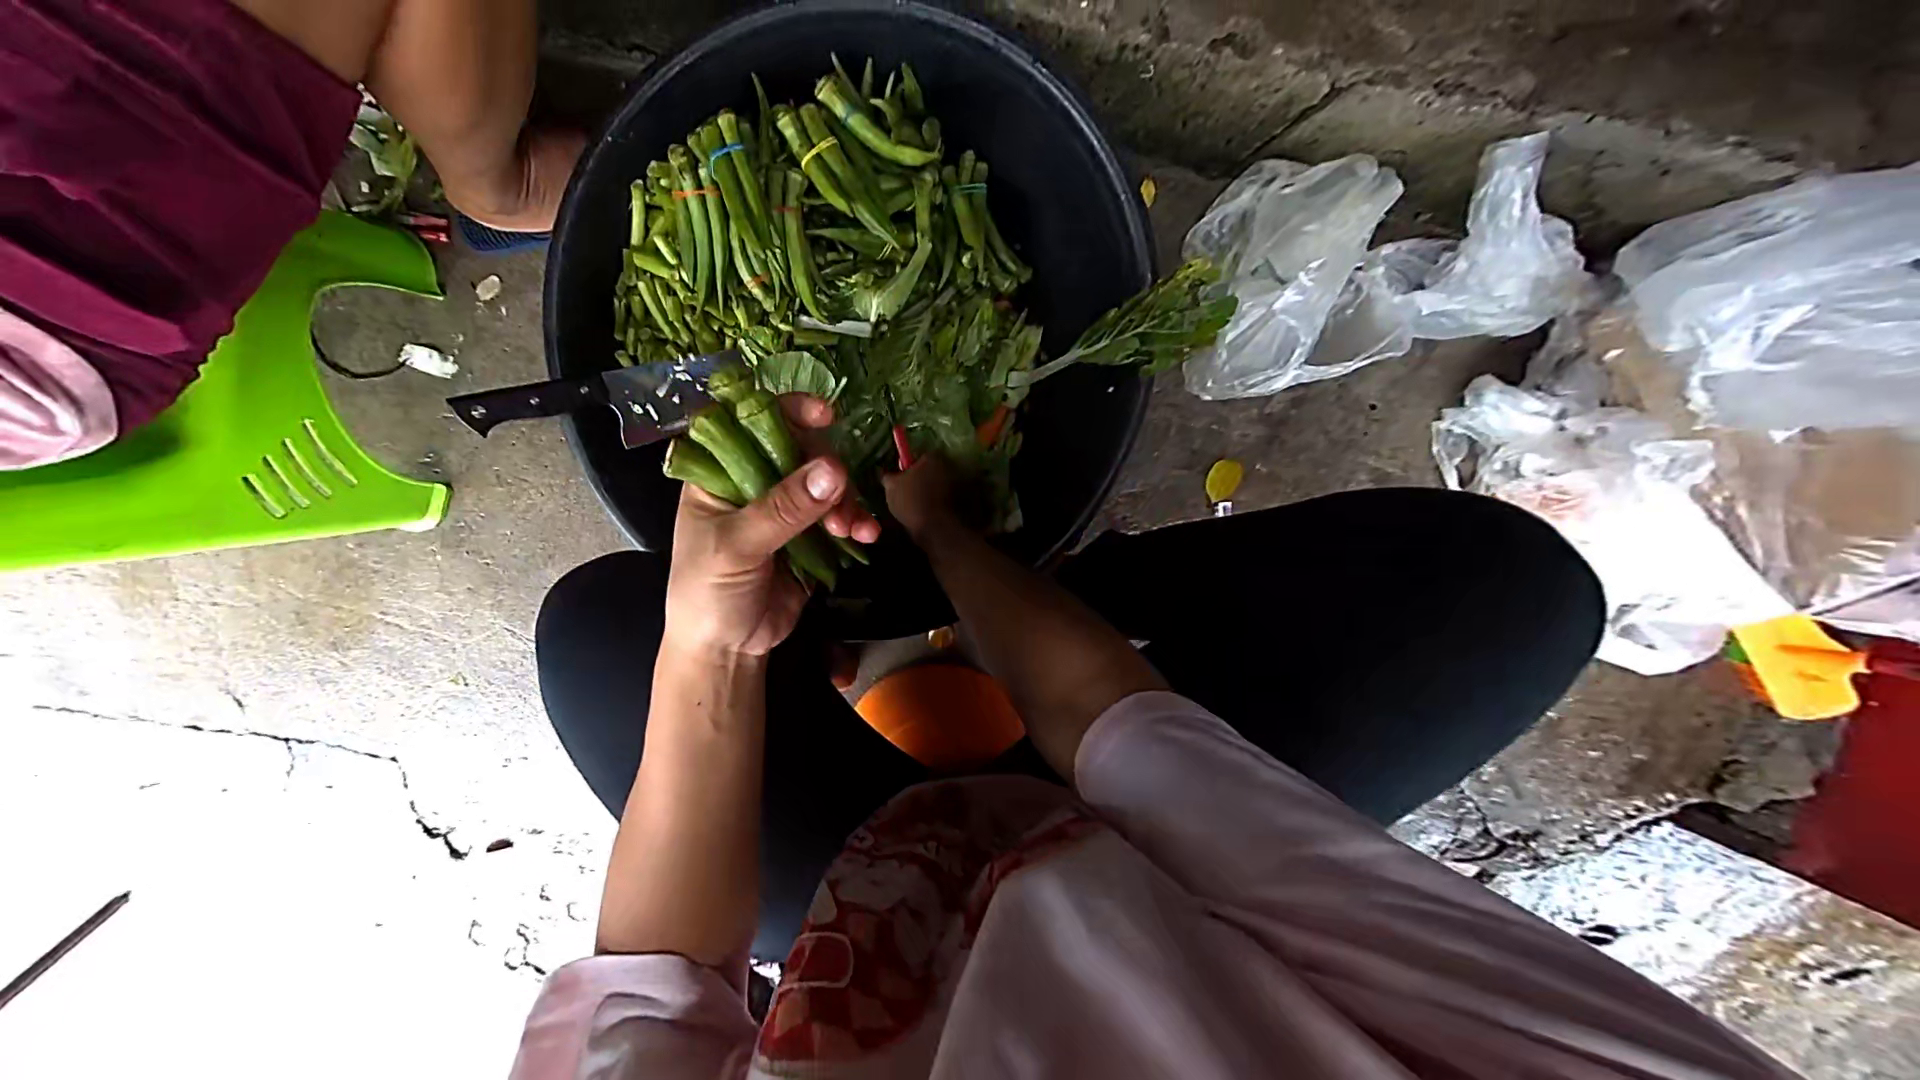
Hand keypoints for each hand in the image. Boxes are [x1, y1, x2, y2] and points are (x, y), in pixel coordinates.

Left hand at [664, 396, 878, 656]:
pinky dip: (857, 523)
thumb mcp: (738, 547)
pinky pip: (840, 517)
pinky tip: (866, 536)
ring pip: (827, 484)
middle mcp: (754, 483)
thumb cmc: (708, 592)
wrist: (728, 649)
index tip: (824, 415)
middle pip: (801, 451)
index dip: (786, 411)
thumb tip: (833, 471)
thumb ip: (784, 509)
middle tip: (839, 499)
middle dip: (827, 472)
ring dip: (847, 502)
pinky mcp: (811, 536)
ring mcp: (785, 509)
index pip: (750, 423)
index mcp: (720, 474)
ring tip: (851, 530)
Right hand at [882, 453, 967, 544]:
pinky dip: (942, 502)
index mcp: (932, 457)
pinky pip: (949, 497)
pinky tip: (931, 513)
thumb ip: (887, 475)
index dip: (910, 466)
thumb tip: (883, 470)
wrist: (937, 530)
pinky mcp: (966, 500)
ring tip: (920, 505)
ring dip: (933, 490)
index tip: (903, 478)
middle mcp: (950, 465)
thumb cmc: (912, 503)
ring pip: (941, 483)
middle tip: (910, 492)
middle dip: (923, 477)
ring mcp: (960, 483)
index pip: (920, 455)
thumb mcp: (891, 488)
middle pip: (933, 469)